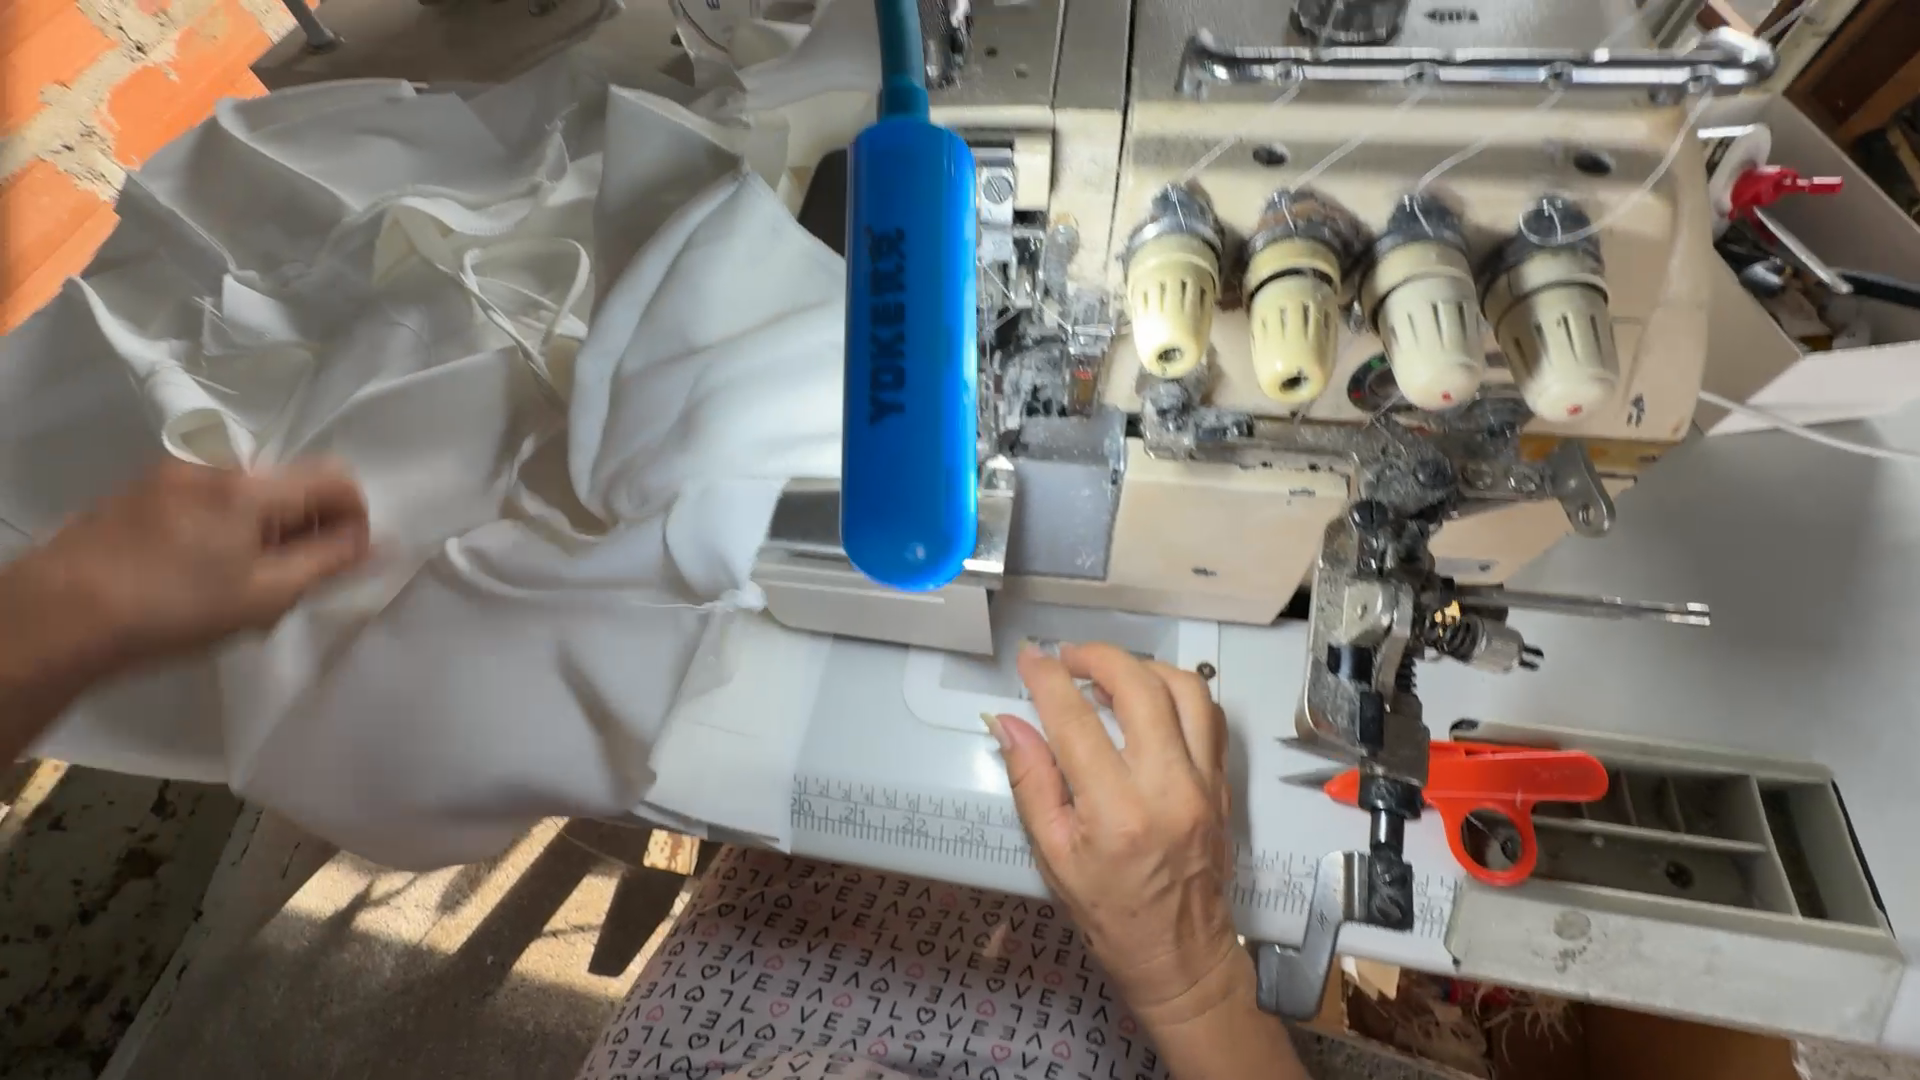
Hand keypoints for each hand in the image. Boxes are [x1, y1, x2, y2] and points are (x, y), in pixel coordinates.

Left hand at [18, 459, 371, 674]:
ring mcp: (169, 475)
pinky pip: (214, 498)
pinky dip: (229, 528)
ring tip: (245, 579)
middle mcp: (212, 465)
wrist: (44, 623)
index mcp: (250, 486)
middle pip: (295, 484)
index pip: (339, 479)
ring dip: (269, 529)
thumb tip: (380, 542)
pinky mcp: (139, 492)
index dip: (356, 518)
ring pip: (254, 493)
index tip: (341, 559)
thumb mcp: (269, 594)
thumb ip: (334, 561)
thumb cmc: (172, 610)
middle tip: (292, 577)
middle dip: (309, 526)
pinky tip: (204, 570)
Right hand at [987, 643, 1241, 1026]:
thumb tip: (1005, 721)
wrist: (1182, 959)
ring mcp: (1206, 780)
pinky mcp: (1224, 781)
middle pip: (1139, 687)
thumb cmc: (1108, 914)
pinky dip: (1176, 689)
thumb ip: (1030, 780)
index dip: (1047, 678)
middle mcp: (1169, 786)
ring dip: (1142, 667)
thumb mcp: (1053, 854)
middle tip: (1067, 657)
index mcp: (1117, 812)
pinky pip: (1209, 713)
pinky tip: (1148, 697)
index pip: (1076, 720)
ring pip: (1186, 688)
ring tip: (1108, 673)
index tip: (1029, 657)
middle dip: (1097, 657)